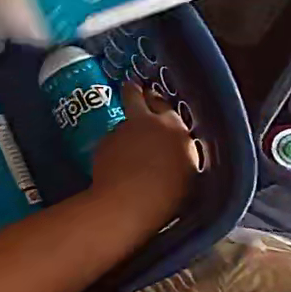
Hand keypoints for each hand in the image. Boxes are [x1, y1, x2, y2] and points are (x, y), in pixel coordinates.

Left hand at [92, 83, 197, 222]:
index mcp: (174, 126)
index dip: (159, 103)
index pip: (166, 105)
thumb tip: (172, 148)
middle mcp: (146, 122)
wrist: (128, 202)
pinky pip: (110, 141)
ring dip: (124, 130)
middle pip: (136, 96)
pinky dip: (113, 149)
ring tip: (125, 147)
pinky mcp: (103, 144)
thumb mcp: (187, 169)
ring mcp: (121, 130)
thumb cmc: (167, 193)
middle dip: (134, 91)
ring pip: (122, 123)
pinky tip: (115, 165)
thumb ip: (180, 150)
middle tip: (132, 89)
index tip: (155, 101)